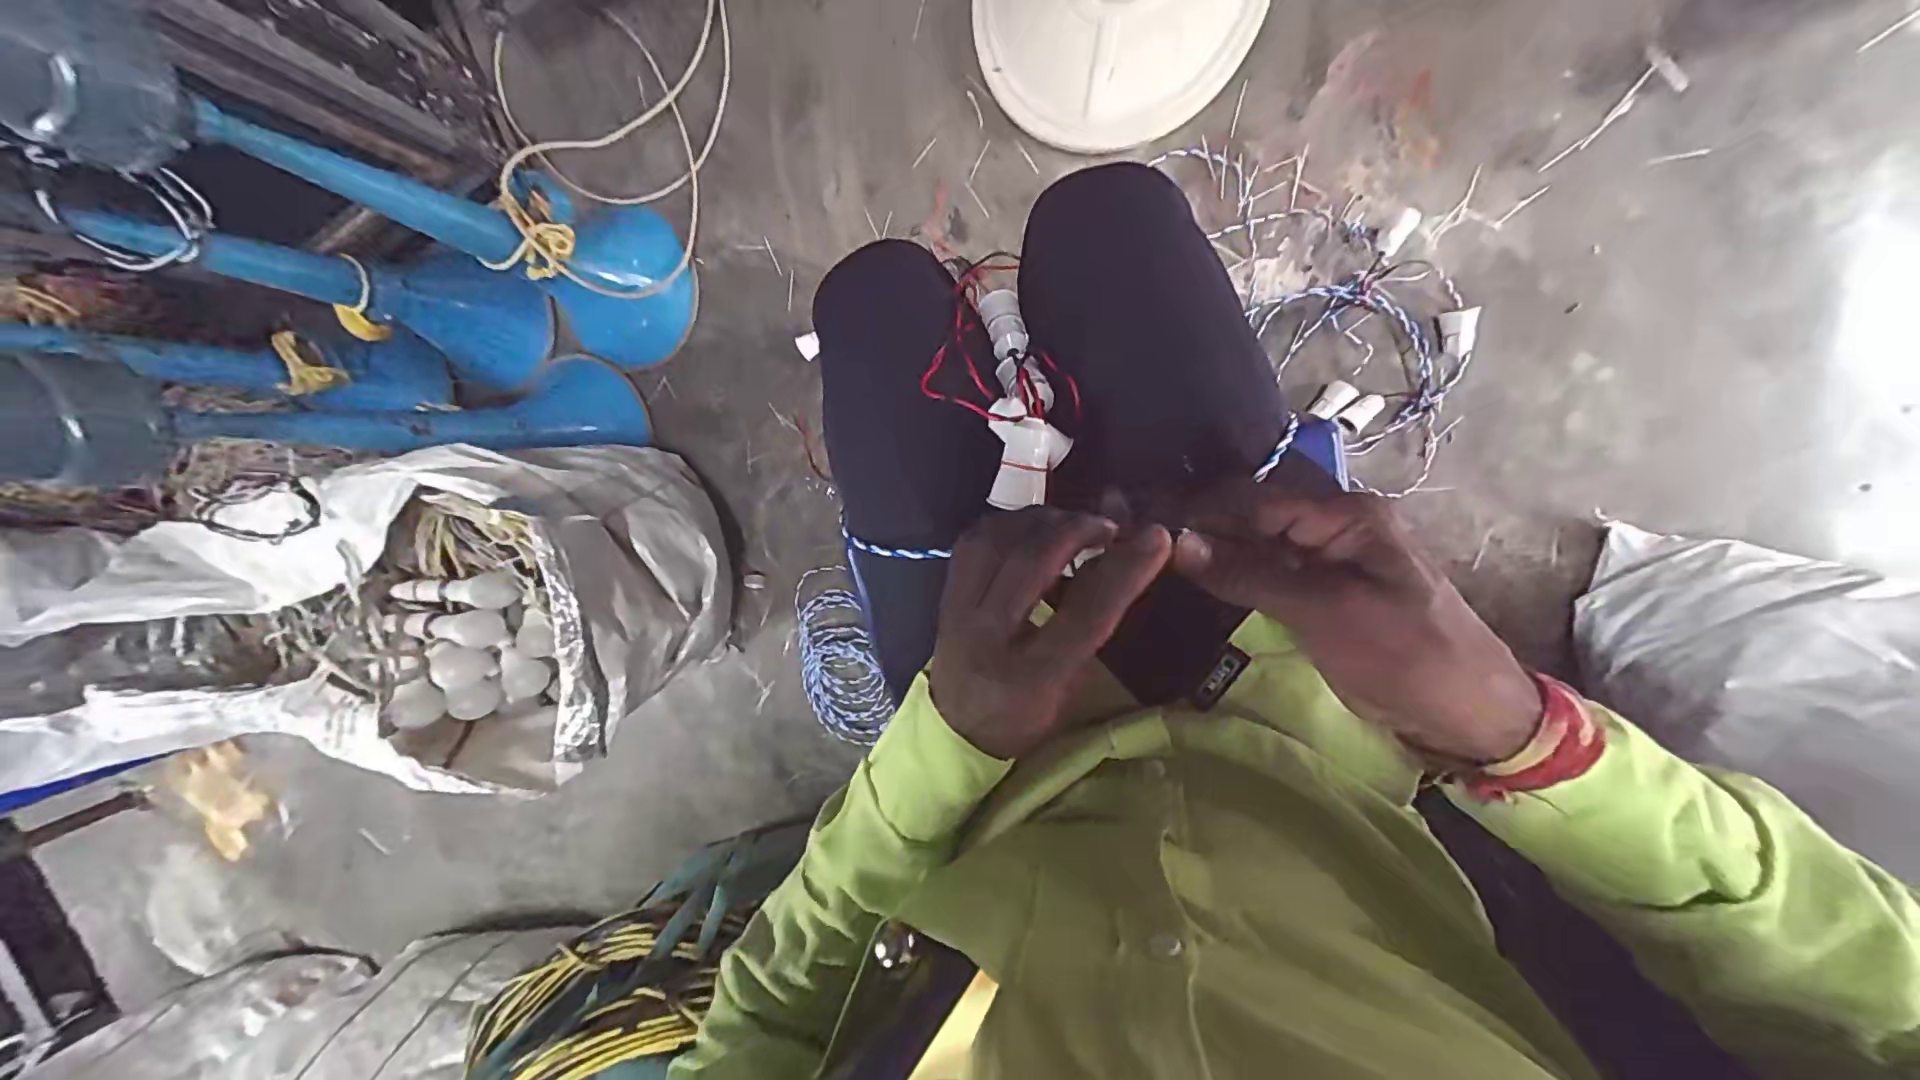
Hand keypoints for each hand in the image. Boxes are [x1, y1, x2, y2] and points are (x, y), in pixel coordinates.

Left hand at [930, 508, 1171, 759]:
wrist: (954, 730)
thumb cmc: (1022, 716)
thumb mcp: (1069, 688)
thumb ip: (1090, 629)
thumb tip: (1115, 563)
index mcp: (1030, 677)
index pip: (1084, 614)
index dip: (1124, 571)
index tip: (1155, 537)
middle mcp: (988, 638)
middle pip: (1031, 563)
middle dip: (1076, 530)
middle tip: (1106, 526)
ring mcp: (958, 612)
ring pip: (996, 540)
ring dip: (1039, 519)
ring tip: (1069, 522)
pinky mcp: (944, 595)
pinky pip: (973, 541)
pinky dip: (1007, 524)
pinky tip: (1031, 526)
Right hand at [1170, 482, 1540, 762]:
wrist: (1468, 714)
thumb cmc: (1405, 655)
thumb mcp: (1324, 612)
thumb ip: (1249, 573)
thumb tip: (1178, 543)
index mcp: (1343, 514)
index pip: (1251, 499)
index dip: (1195, 509)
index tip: (1141, 522)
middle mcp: (1328, 525)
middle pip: (1247, 515)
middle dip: (1195, 525)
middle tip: (1136, 541)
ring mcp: (1320, 557)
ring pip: (1249, 541)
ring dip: (1206, 548)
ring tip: (1150, 556)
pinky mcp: (1313, 588)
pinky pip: (1260, 569)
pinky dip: (1226, 572)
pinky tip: (1190, 575)